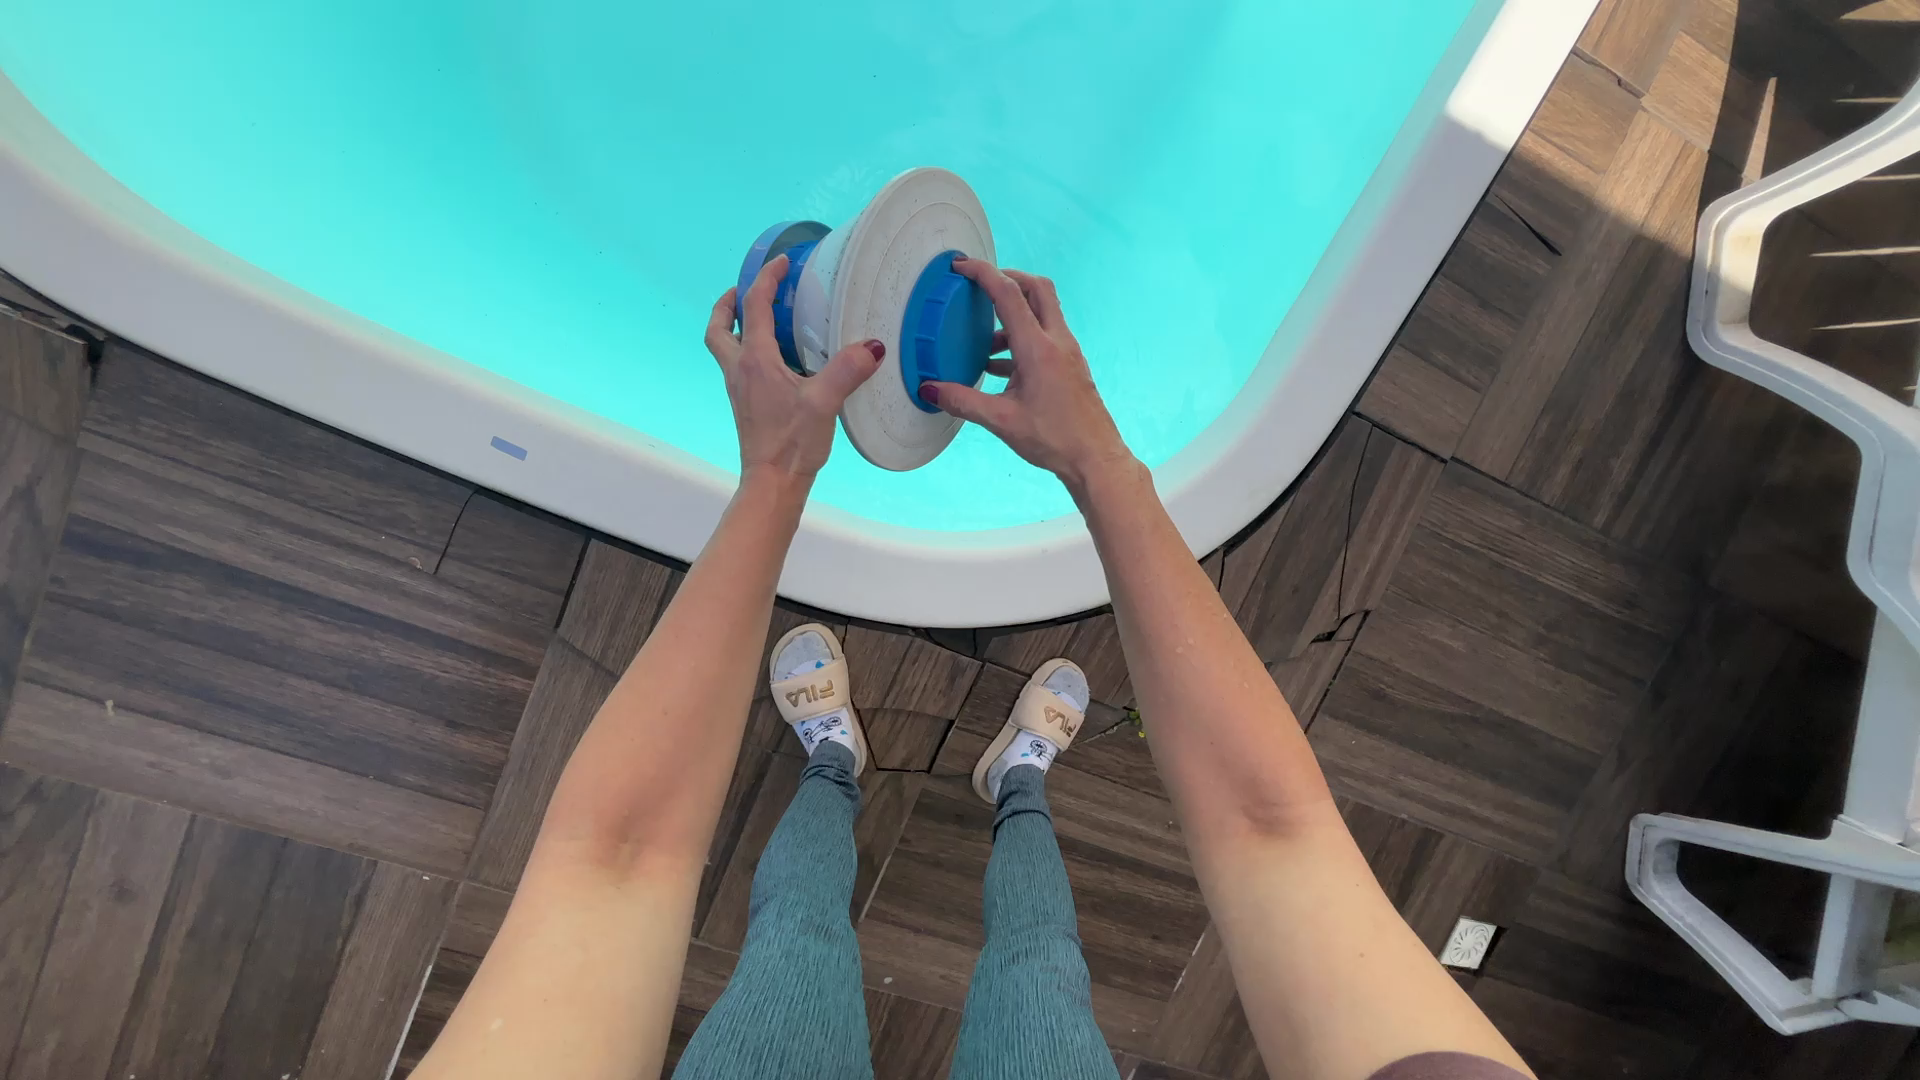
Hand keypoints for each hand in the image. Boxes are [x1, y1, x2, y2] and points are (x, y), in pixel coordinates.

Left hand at [705, 253, 884, 483]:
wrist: (772, 482)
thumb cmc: (792, 442)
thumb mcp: (824, 403)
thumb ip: (848, 371)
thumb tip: (873, 347)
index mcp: (755, 360)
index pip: (754, 307)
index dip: (765, 280)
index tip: (781, 263)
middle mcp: (740, 370)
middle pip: (719, 328)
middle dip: (728, 304)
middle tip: (745, 292)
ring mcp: (740, 390)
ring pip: (725, 348)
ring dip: (735, 327)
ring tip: (761, 320)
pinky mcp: (747, 406)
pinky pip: (741, 367)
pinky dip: (750, 351)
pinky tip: (777, 361)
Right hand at [919, 257, 1134, 489]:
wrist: (1095, 458)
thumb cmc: (1054, 439)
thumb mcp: (1001, 421)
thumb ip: (963, 401)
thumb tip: (930, 390)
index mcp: (1038, 348)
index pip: (1008, 295)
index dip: (983, 273)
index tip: (961, 266)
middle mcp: (1056, 342)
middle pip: (1036, 289)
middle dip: (1008, 279)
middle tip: (982, 287)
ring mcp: (1067, 353)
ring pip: (1043, 313)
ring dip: (1015, 314)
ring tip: (985, 338)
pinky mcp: (1070, 366)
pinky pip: (1046, 338)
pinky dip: (1022, 339)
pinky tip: (1001, 367)